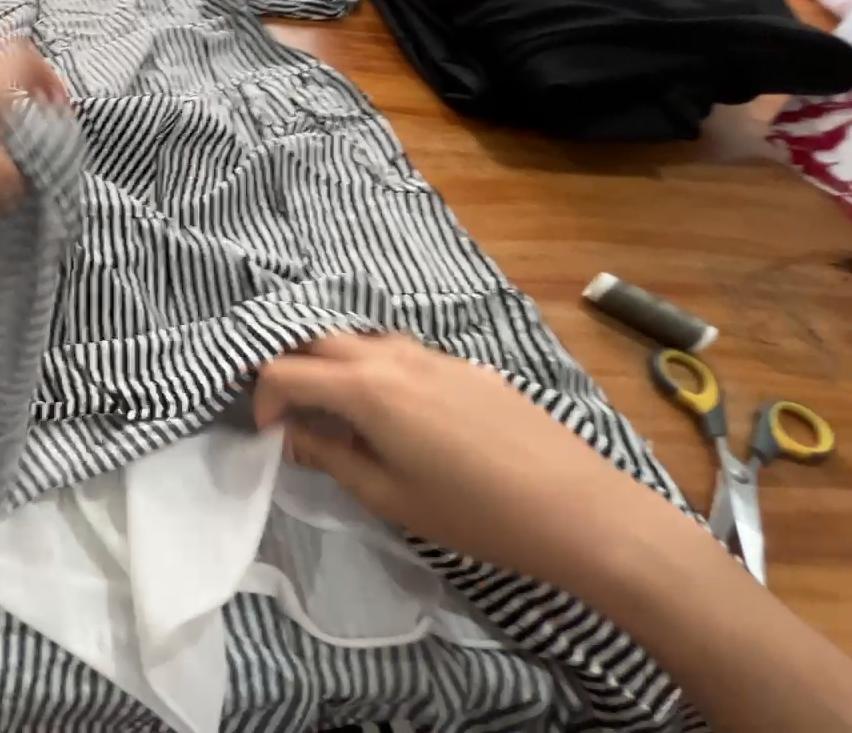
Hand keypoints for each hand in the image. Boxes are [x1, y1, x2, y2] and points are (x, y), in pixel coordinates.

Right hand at [253, 333, 687, 588]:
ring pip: (359, 336)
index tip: (269, 432)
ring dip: (332, 362)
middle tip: (291, 409)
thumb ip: (328, 456)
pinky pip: (401, 349)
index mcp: (365, 388)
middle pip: (315, 338)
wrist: (589, 516)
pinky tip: (395, 409)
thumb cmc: (476, 514)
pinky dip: (374, 366)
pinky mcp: (467, 366)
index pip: (284, 371)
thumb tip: (292, 437)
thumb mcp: (386, 495)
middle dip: (289, 367)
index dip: (262, 398)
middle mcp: (392, 355)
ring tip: (337, 406)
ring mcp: (434, 355)